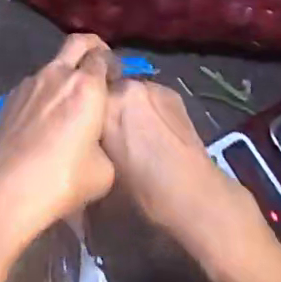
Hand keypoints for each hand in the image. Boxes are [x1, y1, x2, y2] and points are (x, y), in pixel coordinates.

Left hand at [0, 34, 116, 256]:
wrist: (9, 189)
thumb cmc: (63, 179)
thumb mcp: (105, 169)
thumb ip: (104, 140)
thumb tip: (95, 136)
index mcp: (86, 86)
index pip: (103, 56)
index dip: (112, 64)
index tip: (116, 80)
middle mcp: (57, 74)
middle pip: (77, 42)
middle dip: (92, 47)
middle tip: (99, 66)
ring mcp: (30, 82)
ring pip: (54, 64)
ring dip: (66, 73)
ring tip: (70, 103)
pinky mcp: (11, 96)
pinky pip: (36, 84)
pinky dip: (46, 91)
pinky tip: (45, 119)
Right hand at [102, 79, 269, 281]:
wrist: (196, 195)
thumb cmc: (144, 191)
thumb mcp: (105, 168)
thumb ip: (93, 142)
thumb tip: (88, 139)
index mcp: (104, 105)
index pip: (83, 93)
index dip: (84, 109)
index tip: (85, 124)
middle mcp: (126, 87)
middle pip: (107, 88)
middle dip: (107, 104)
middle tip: (110, 129)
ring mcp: (151, 86)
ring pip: (129, 90)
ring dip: (129, 104)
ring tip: (135, 130)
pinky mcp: (171, 92)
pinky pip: (150, 95)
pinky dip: (149, 107)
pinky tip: (156, 129)